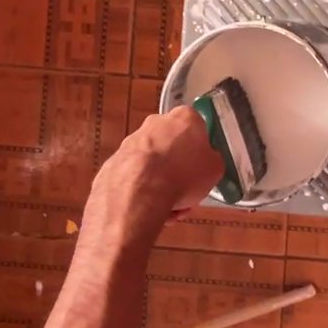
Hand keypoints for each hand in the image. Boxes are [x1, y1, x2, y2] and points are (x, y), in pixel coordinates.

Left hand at [83, 105, 224, 247]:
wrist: (137, 195)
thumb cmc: (184, 175)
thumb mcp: (215, 170)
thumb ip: (211, 161)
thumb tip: (205, 164)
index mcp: (183, 117)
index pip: (197, 127)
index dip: (201, 150)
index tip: (202, 169)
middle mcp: (154, 123)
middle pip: (172, 147)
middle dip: (178, 169)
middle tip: (187, 192)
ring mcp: (129, 143)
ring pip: (152, 165)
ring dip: (161, 184)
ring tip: (168, 209)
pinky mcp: (112, 164)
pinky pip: (134, 178)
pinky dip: (141, 192)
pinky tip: (148, 210)